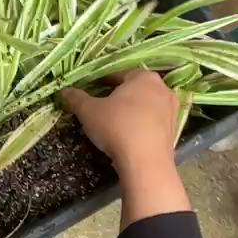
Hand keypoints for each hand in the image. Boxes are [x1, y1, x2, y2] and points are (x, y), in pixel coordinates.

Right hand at [59, 70, 190, 223]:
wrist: (145, 162)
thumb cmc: (116, 127)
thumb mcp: (88, 111)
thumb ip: (76, 98)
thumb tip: (64, 91)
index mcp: (143, 77)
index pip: (117, 75)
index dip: (100, 83)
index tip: (89, 93)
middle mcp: (162, 88)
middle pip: (133, 89)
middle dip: (117, 97)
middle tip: (100, 109)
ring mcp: (172, 109)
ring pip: (145, 106)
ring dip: (130, 111)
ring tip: (114, 124)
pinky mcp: (174, 129)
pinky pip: (152, 122)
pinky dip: (140, 125)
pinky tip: (128, 136)